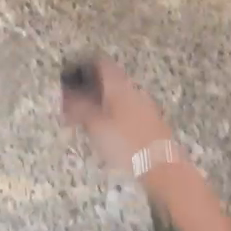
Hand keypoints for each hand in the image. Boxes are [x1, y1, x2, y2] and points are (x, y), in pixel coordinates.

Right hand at [60, 58, 174, 171]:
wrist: (163, 168)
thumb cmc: (125, 142)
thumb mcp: (94, 125)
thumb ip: (78, 107)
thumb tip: (66, 96)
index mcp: (119, 86)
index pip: (101, 63)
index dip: (84, 66)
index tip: (71, 76)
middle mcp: (134, 90)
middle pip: (110, 80)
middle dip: (92, 88)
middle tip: (75, 102)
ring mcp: (146, 107)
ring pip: (120, 97)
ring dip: (104, 103)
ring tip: (89, 120)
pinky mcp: (153, 124)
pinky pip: (129, 111)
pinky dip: (115, 115)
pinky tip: (108, 131)